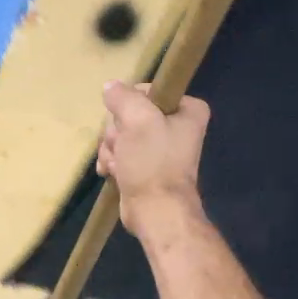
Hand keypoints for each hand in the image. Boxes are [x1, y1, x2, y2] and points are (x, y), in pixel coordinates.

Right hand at [97, 81, 209, 237]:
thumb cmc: (153, 163)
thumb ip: (123, 97)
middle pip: (129, 114)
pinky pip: (119, 152)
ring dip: (112, 149)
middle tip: (123, 147)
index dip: (130, 105)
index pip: (146, 91)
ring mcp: (159, 147)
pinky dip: (112, 162)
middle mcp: (176, 125)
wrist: (155, 211)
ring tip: (119, 165)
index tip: (129, 122)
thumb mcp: (137, 120)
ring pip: (120, 134)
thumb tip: (110, 86)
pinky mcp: (144, 165)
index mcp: (187, 109)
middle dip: (117, 132)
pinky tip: (114, 173)